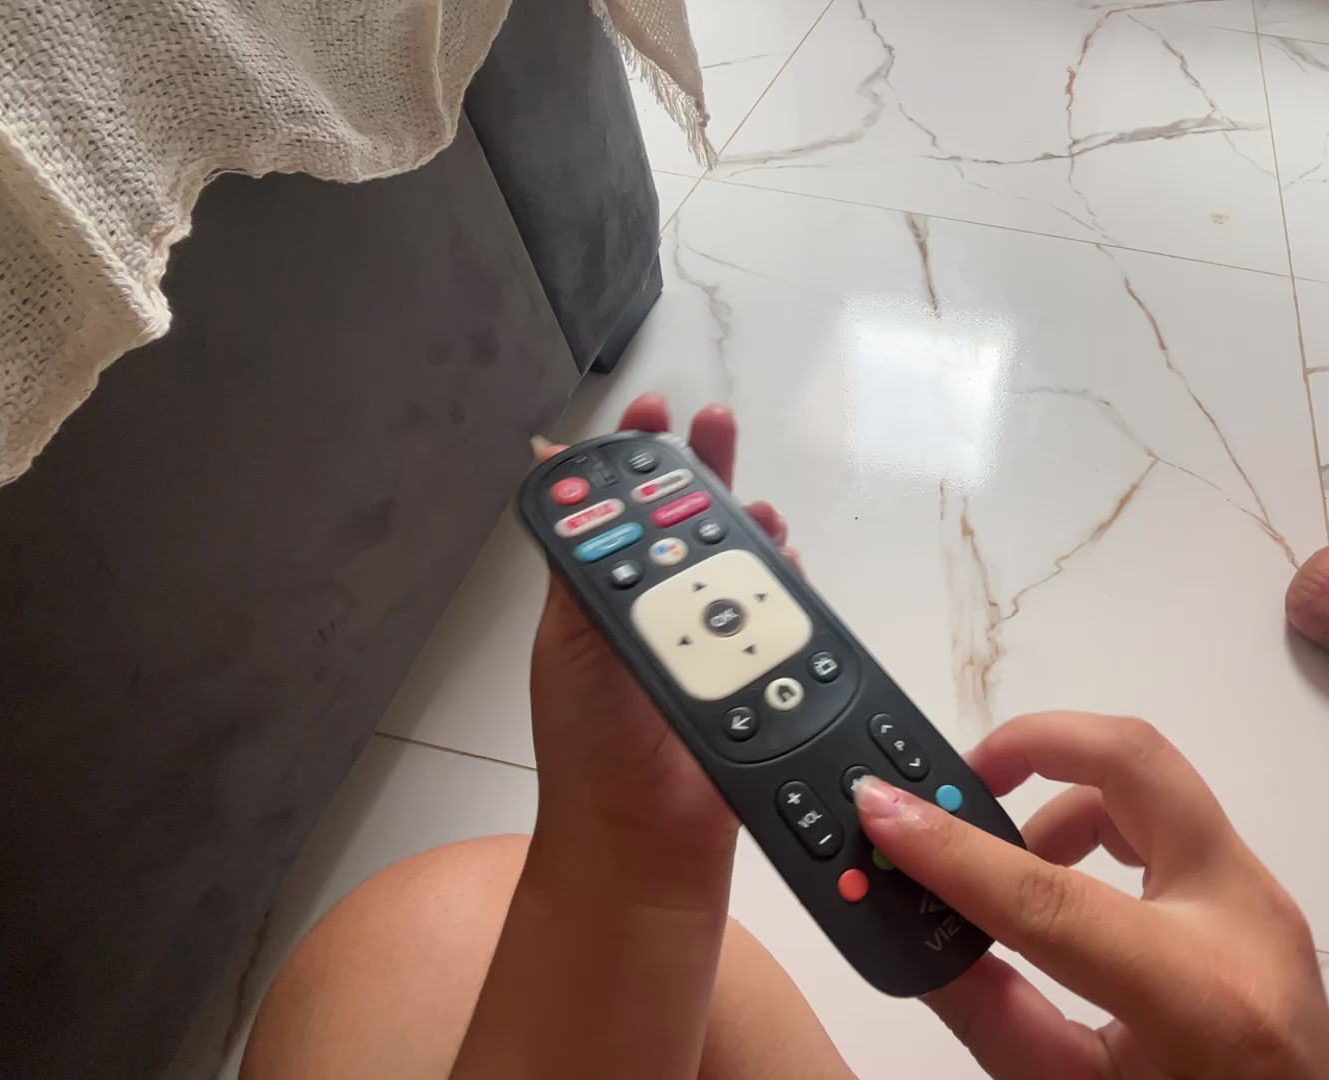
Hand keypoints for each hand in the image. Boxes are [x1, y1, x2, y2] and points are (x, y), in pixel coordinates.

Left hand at [528, 394, 793, 903]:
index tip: (652, 411)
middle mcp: (665, 605)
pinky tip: (785, 556)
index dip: (638, 459)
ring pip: (739, 558)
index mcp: (612, 595)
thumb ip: (575, 559)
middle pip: (689, 522)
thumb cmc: (595, 736)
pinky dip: (784, 573)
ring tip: (756, 507)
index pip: (627, 510)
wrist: (651, 832)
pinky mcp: (757, 660)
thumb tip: (543, 465)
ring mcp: (714, 633)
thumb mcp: (569, 637)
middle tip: (715, 423)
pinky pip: (776, 604)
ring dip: (749, 522)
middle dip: (703, 468)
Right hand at [855, 712, 1328, 1079]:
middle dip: (1035, 741)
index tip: (882, 804)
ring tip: (1012, 857)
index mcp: (1203, 998)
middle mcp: (1245, 915)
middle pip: (1135, 756)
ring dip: (1063, 793)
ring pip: (1148, 773)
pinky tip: (1064, 879)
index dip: (953, 848)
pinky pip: (1161, 812)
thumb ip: (988, 1009)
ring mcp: (1258, 890)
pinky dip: (1096, 820)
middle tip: (968, 773)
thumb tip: (919, 918)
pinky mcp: (1251, 883)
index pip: (1051, 898)